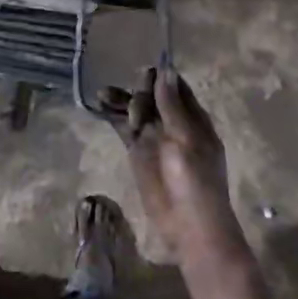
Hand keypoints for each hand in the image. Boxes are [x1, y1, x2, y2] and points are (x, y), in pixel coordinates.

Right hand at [100, 67, 238, 259]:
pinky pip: (124, 127)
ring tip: (104, 94)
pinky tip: (100, 103)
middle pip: (153, 95)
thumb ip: (172, 107)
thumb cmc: (196, 181)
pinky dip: (113, 115)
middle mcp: (172, 122)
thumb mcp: (186, 140)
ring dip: (122, 99)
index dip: (161, 75)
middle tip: (135, 107)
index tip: (146, 71)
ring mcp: (154, 136)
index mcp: (192, 117)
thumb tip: (165, 71)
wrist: (189, 227)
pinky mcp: (137, 152)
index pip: (175, 86)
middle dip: (140, 91)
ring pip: (136, 108)